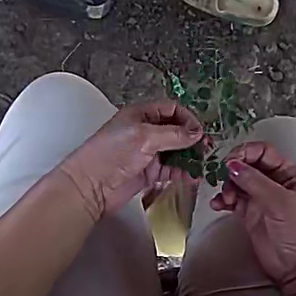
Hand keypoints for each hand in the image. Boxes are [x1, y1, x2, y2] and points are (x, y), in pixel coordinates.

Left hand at [55, 101, 202, 219]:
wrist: (90, 187)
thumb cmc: (109, 155)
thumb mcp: (144, 137)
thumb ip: (174, 134)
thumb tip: (196, 132)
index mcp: (141, 115)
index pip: (172, 109)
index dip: (188, 119)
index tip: (199, 132)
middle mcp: (145, 131)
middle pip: (177, 131)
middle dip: (192, 139)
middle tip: (206, 149)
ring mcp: (147, 153)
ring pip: (176, 151)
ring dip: (190, 157)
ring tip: (202, 165)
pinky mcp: (148, 172)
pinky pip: (171, 169)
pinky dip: (183, 172)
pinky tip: (192, 176)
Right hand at [210, 142, 295, 295]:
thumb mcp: (282, 202)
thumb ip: (256, 181)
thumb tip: (234, 165)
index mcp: (290, 175)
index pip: (264, 153)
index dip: (246, 153)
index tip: (231, 161)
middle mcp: (276, 184)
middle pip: (248, 166)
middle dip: (233, 169)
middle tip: (223, 175)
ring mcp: (263, 200)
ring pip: (238, 182)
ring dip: (227, 186)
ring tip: (225, 197)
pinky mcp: (252, 215)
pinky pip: (233, 200)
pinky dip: (224, 200)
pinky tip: (219, 205)